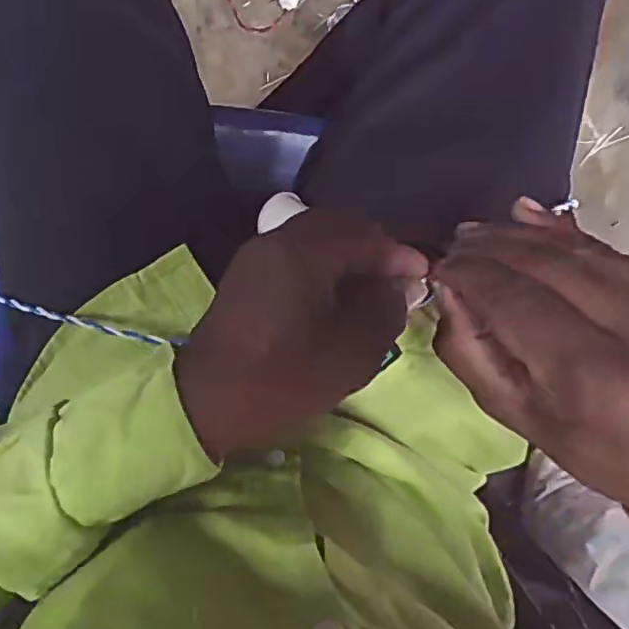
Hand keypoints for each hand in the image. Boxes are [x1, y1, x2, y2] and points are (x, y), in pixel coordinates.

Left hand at [176, 209, 427, 459]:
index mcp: (301, 253)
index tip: (423, 278)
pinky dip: (321, 264)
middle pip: (336, 226)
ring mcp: (255, 257)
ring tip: (369, 289)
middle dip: (373, 247)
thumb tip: (394, 285)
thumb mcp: (349, 353)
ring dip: (346, 255)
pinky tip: (334, 295)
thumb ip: (383, 310)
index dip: (399, 254)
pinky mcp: (245, 276)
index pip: (364, 236)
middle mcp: (275, 242)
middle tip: (397, 279)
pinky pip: (293, 254)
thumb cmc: (281, 380)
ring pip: (313, 238)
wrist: (206, 402)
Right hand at [434, 200, 628, 522]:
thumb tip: (448, 289)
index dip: (472, 275)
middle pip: (553, 268)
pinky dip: (570, 239)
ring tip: (485, 229)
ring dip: (528, 236)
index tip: (440, 264)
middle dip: (495, 248)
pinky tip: (533, 222)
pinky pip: (619, 260)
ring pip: (587, 254)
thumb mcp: (517, 416)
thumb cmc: (598, 453)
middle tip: (457, 240)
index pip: (518, 301)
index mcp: (596, 379)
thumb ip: (471, 351)